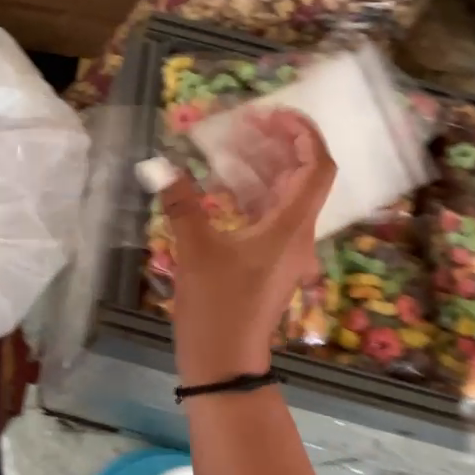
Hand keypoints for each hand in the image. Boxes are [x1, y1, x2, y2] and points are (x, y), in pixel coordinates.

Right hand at [162, 109, 335, 385]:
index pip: (316, 166)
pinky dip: (249, 194)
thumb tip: (159, 166)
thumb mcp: (195, 251)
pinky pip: (266, 215)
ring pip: (281, 196)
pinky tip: (219, 186)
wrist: (224, 361)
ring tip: (227, 146)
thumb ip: (181, 204)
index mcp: (290, 226)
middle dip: (276, 144)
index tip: (274, 113)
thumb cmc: (217, 306)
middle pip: (299, 176)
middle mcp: (296, 234)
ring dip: (261, 167)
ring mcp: (283, 250)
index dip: (302, 134)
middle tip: (244, 123)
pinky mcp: (265, 263)